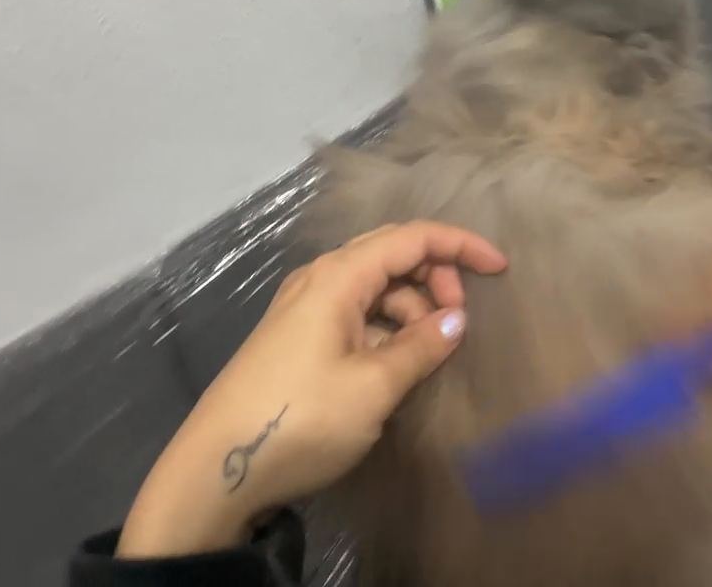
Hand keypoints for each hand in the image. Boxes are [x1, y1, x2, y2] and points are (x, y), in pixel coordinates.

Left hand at [117, 221, 507, 557]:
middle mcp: (321, 278)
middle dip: (436, 276)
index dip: (460, 245)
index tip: (499, 268)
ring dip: (412, 307)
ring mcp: (306, 307)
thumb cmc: (300, 418)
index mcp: (339, 275)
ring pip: (376, 286)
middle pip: (393, 254)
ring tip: (430, 351)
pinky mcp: (298, 336)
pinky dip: (387, 326)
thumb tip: (456, 320)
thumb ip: (422, 346)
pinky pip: (357, 312)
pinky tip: (397, 361)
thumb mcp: (373, 386)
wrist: (212, 475)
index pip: (412, 237)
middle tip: (461, 320)